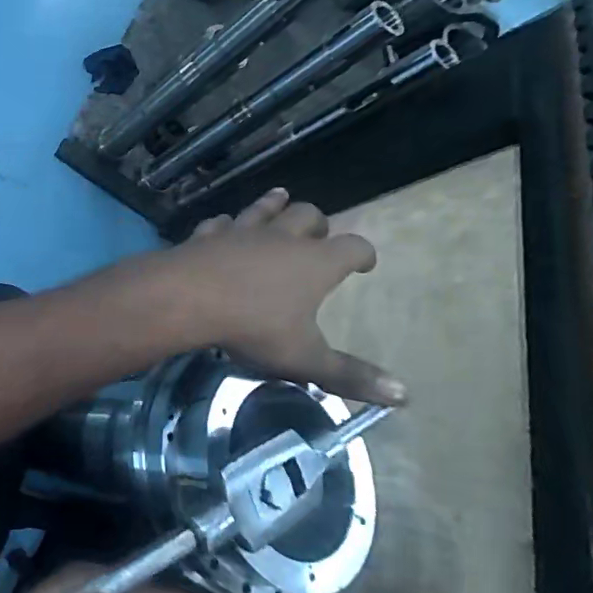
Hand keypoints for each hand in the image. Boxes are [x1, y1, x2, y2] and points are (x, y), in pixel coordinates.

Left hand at [111, 188, 405, 405]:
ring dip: (274, 204)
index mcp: (315, 263)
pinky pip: (220, 222)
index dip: (363, 253)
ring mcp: (242, 231)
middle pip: (307, 216)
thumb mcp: (305, 358)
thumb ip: (350, 376)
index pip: (352, 247)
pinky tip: (223, 223)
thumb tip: (405, 396)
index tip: (366, 262)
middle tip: (320, 233)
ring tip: (281, 196)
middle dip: (318, 223)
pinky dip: (226, 223)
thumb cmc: (253, 327)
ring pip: (264, 208)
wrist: (187, 298)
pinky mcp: (207, 235)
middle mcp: (282, 238)